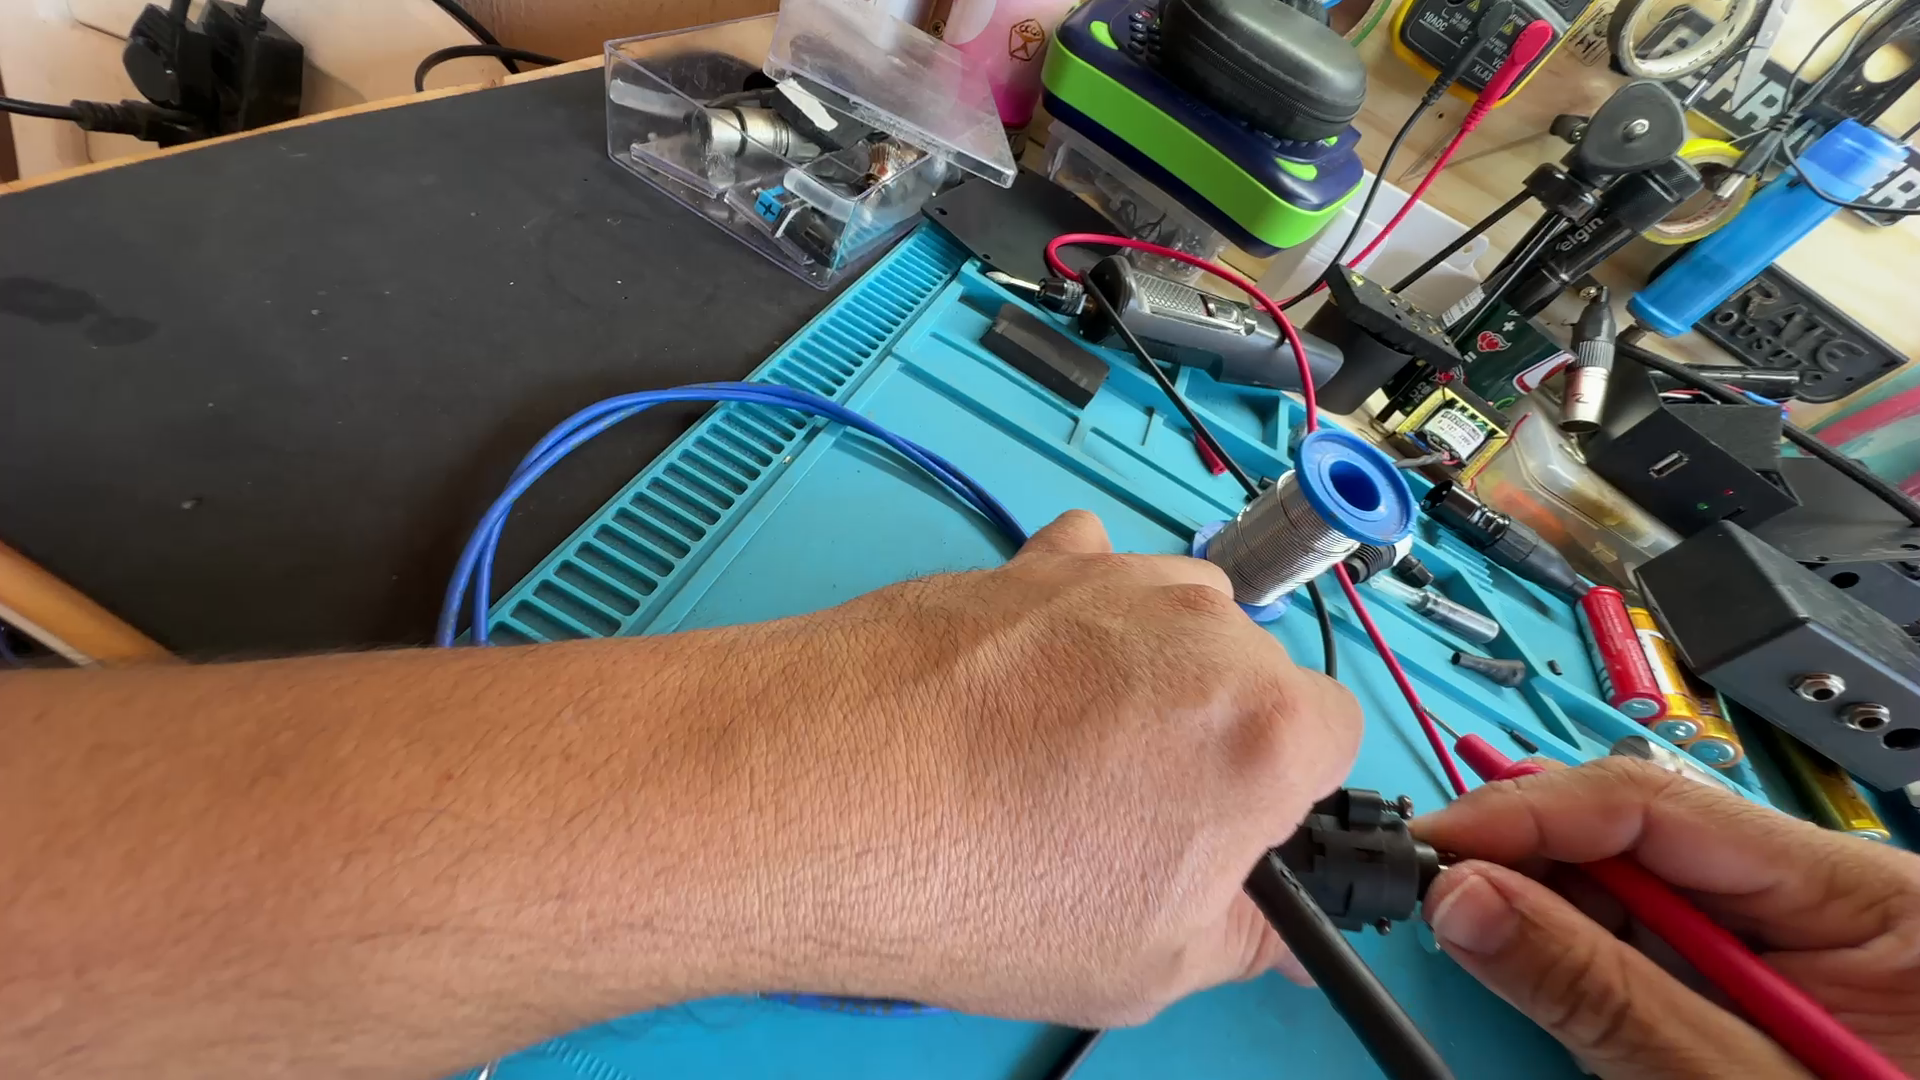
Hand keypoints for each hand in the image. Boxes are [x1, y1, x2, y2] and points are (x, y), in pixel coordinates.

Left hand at [744, 510, 1361, 1025]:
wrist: (824, 790)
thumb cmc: (974, 879)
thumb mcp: (1150, 962)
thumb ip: (1248, 931)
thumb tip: (1275, 922)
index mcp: (1262, 725)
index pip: (1333, 736)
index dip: (1283, 787)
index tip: (1230, 818)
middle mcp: (1197, 627)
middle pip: (1249, 670)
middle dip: (1212, 726)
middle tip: (1127, 792)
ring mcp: (1110, 579)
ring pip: (1175, 616)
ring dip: (1145, 668)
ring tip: (1063, 736)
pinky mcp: (1032, 558)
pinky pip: (1091, 568)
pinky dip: (1078, 612)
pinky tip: (1028, 667)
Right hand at [1412, 757, 1919, 1077]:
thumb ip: (1601, 994)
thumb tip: (1456, 899)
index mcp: (1863, 898)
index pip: (1649, 801)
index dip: (1522, 812)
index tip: (1434, 845)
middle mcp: (1812, 889)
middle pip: (1619, 828)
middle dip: (1520, 859)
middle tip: (1443, 900)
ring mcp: (1773, 925)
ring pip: (1607, 872)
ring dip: (1534, 904)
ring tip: (1490, 942)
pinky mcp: (1733, 960)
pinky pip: (1621, 921)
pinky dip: (1564, 941)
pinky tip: (1542, 965)